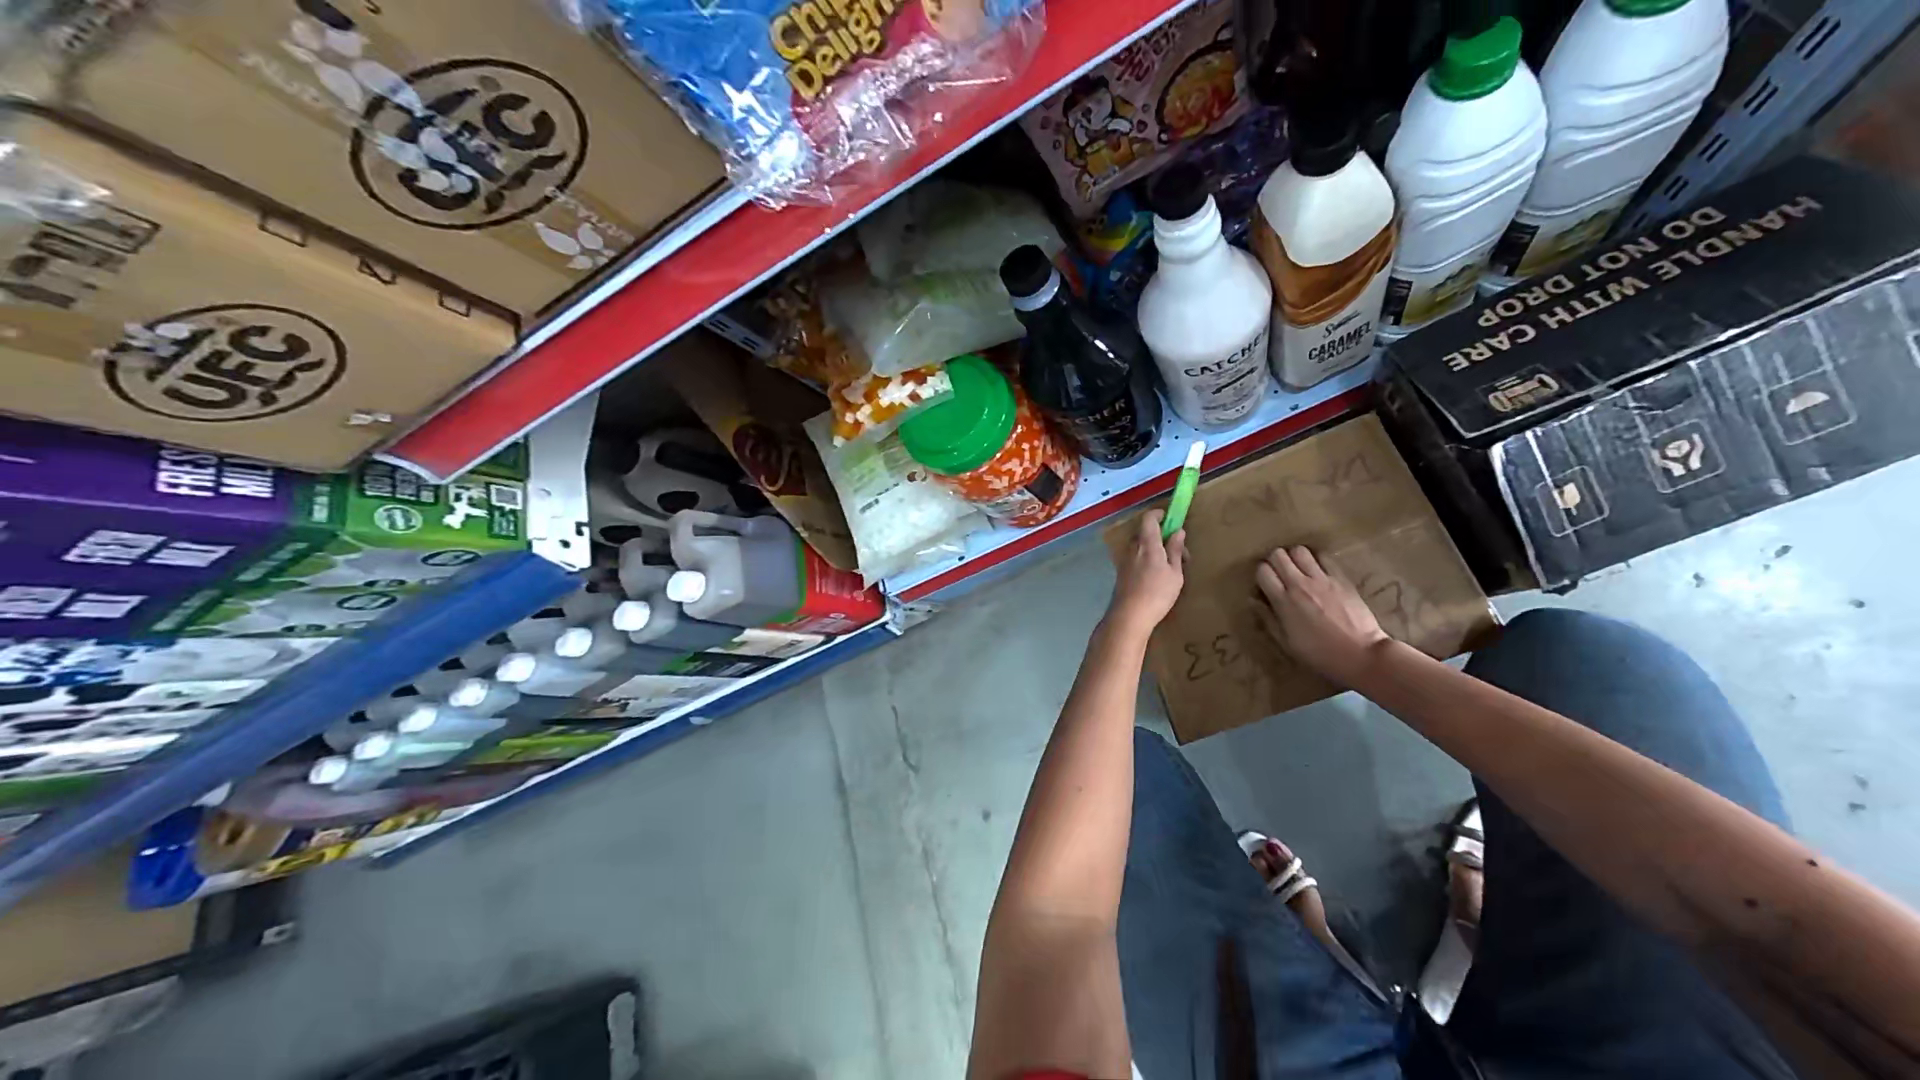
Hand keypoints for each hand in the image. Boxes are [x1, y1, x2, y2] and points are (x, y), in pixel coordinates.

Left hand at [1109, 510, 1186, 634]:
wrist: (1129, 615)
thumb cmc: (1157, 593)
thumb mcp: (1175, 572)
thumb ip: (1176, 550)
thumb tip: (1178, 532)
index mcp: (1147, 543)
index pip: (1148, 518)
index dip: (1159, 514)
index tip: (1171, 518)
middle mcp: (1132, 548)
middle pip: (1145, 532)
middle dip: (1162, 536)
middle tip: (1180, 552)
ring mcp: (1124, 559)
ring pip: (1141, 546)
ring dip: (1155, 549)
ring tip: (1171, 568)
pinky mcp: (1121, 572)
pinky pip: (1136, 557)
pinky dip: (1147, 559)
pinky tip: (1157, 576)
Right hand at [1255, 546, 1392, 687]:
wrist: (1360, 654)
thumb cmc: (1319, 654)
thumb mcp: (1286, 643)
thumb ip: (1268, 618)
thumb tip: (1253, 600)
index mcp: (1284, 601)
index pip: (1262, 570)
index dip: (1261, 574)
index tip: (1265, 584)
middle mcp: (1300, 584)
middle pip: (1278, 555)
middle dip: (1274, 561)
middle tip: (1279, 574)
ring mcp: (1322, 579)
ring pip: (1300, 551)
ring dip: (1294, 557)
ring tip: (1298, 570)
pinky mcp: (1341, 578)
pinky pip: (1324, 557)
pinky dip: (1316, 560)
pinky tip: (1318, 572)